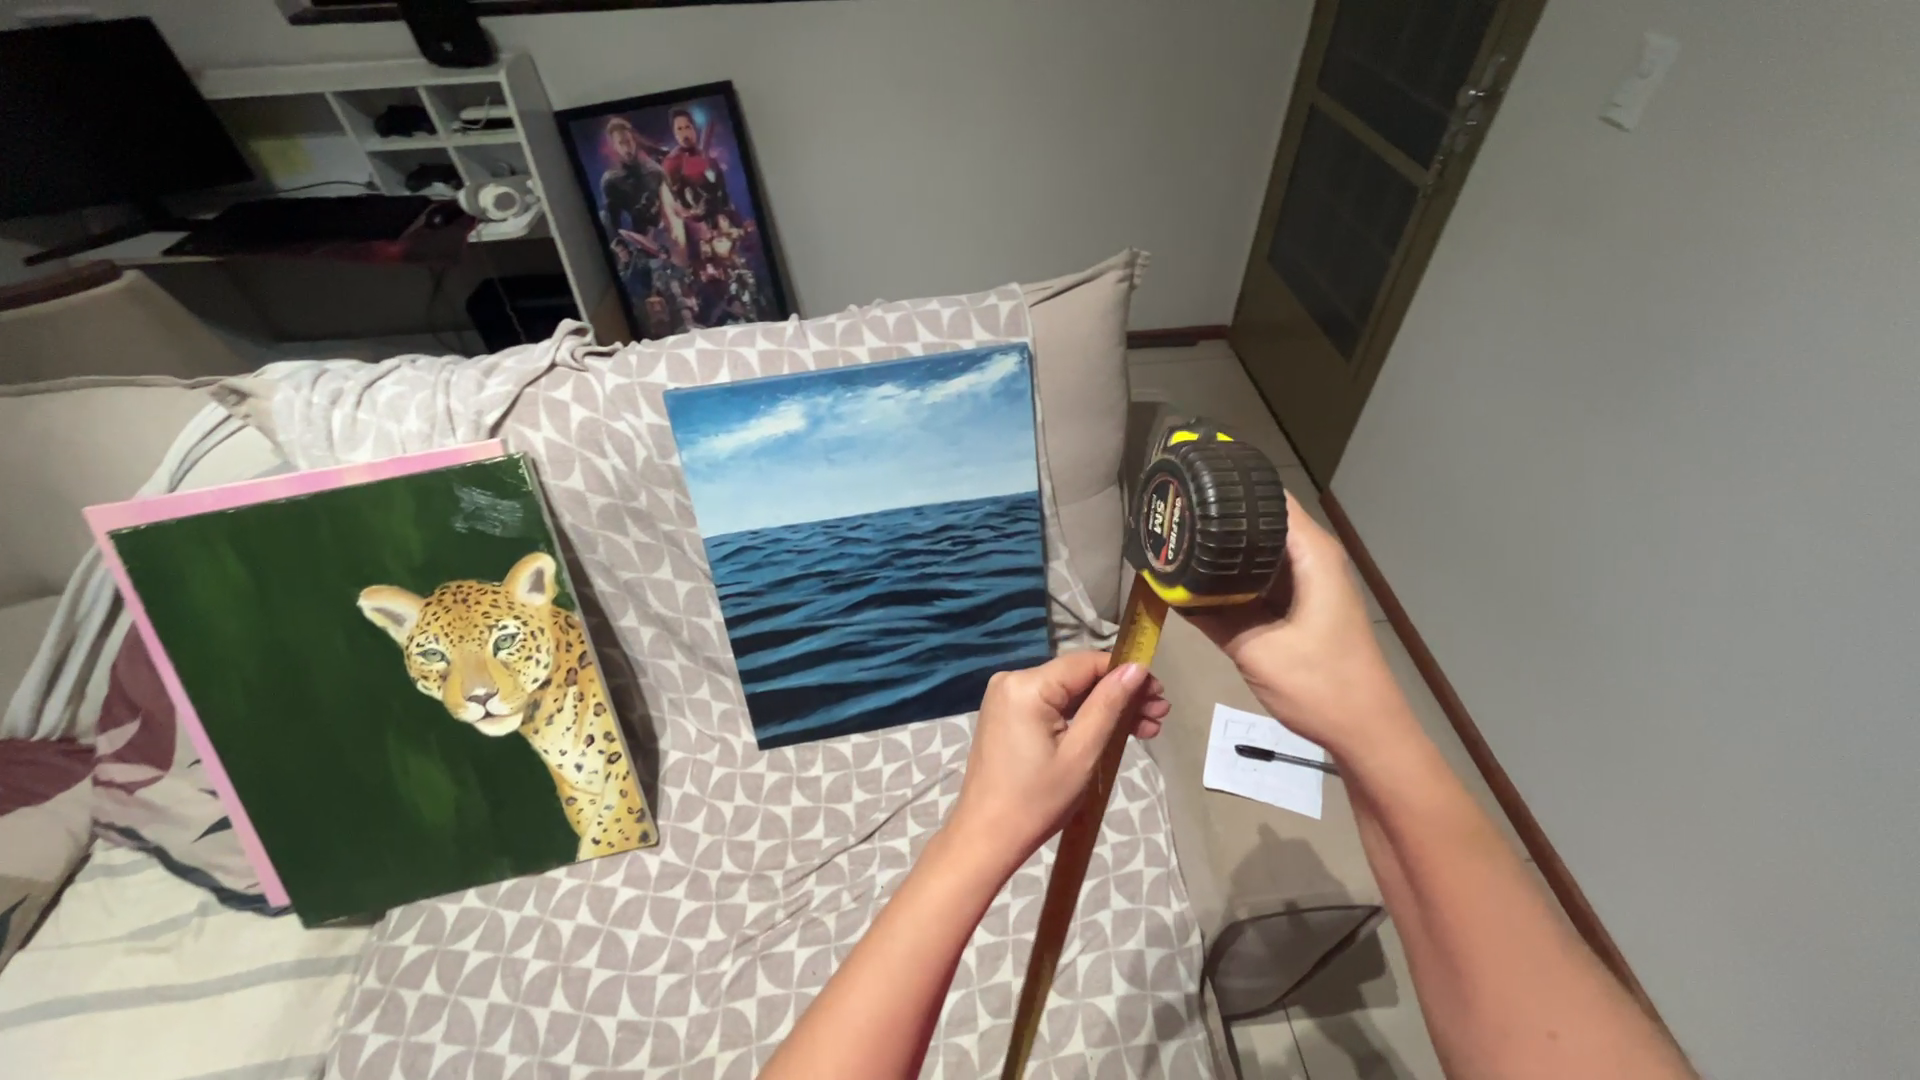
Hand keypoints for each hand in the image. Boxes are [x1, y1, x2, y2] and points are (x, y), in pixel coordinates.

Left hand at [946, 652, 1166, 870]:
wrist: (987, 836)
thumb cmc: (1037, 800)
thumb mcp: (1082, 753)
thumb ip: (1109, 705)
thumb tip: (1135, 668)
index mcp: (1027, 685)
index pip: (1087, 662)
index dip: (1126, 673)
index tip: (1159, 693)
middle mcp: (1012, 680)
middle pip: (1078, 677)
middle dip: (1120, 694)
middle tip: (1160, 715)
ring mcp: (1006, 696)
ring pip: (1068, 692)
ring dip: (1105, 707)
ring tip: (1147, 728)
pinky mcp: (1007, 713)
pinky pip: (1052, 705)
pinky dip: (1081, 716)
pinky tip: (1113, 731)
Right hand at [1186, 493, 1411, 755]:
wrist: (1366, 732)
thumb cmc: (1321, 685)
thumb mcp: (1256, 649)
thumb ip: (1212, 615)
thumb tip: (1170, 589)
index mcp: (1312, 555)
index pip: (1271, 498)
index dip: (1232, 487)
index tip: (1190, 483)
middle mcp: (1312, 560)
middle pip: (1261, 523)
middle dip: (1219, 519)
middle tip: (1171, 516)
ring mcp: (1308, 584)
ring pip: (1258, 554)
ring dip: (1224, 553)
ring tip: (1176, 544)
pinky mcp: (1301, 607)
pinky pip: (1261, 581)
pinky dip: (1234, 580)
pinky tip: (1199, 583)